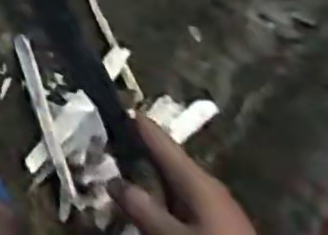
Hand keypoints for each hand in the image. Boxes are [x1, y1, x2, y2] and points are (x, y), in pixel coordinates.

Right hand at [110, 114, 257, 234]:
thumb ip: (142, 208)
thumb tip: (113, 180)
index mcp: (196, 177)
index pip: (157, 136)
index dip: (130, 119)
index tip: (106, 105)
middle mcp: (207, 183)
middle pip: (165, 157)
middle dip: (136, 149)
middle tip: (105, 145)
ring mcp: (218, 205)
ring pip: (174, 179)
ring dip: (149, 175)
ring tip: (122, 174)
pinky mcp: (222, 225)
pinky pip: (184, 199)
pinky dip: (163, 195)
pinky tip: (152, 205)